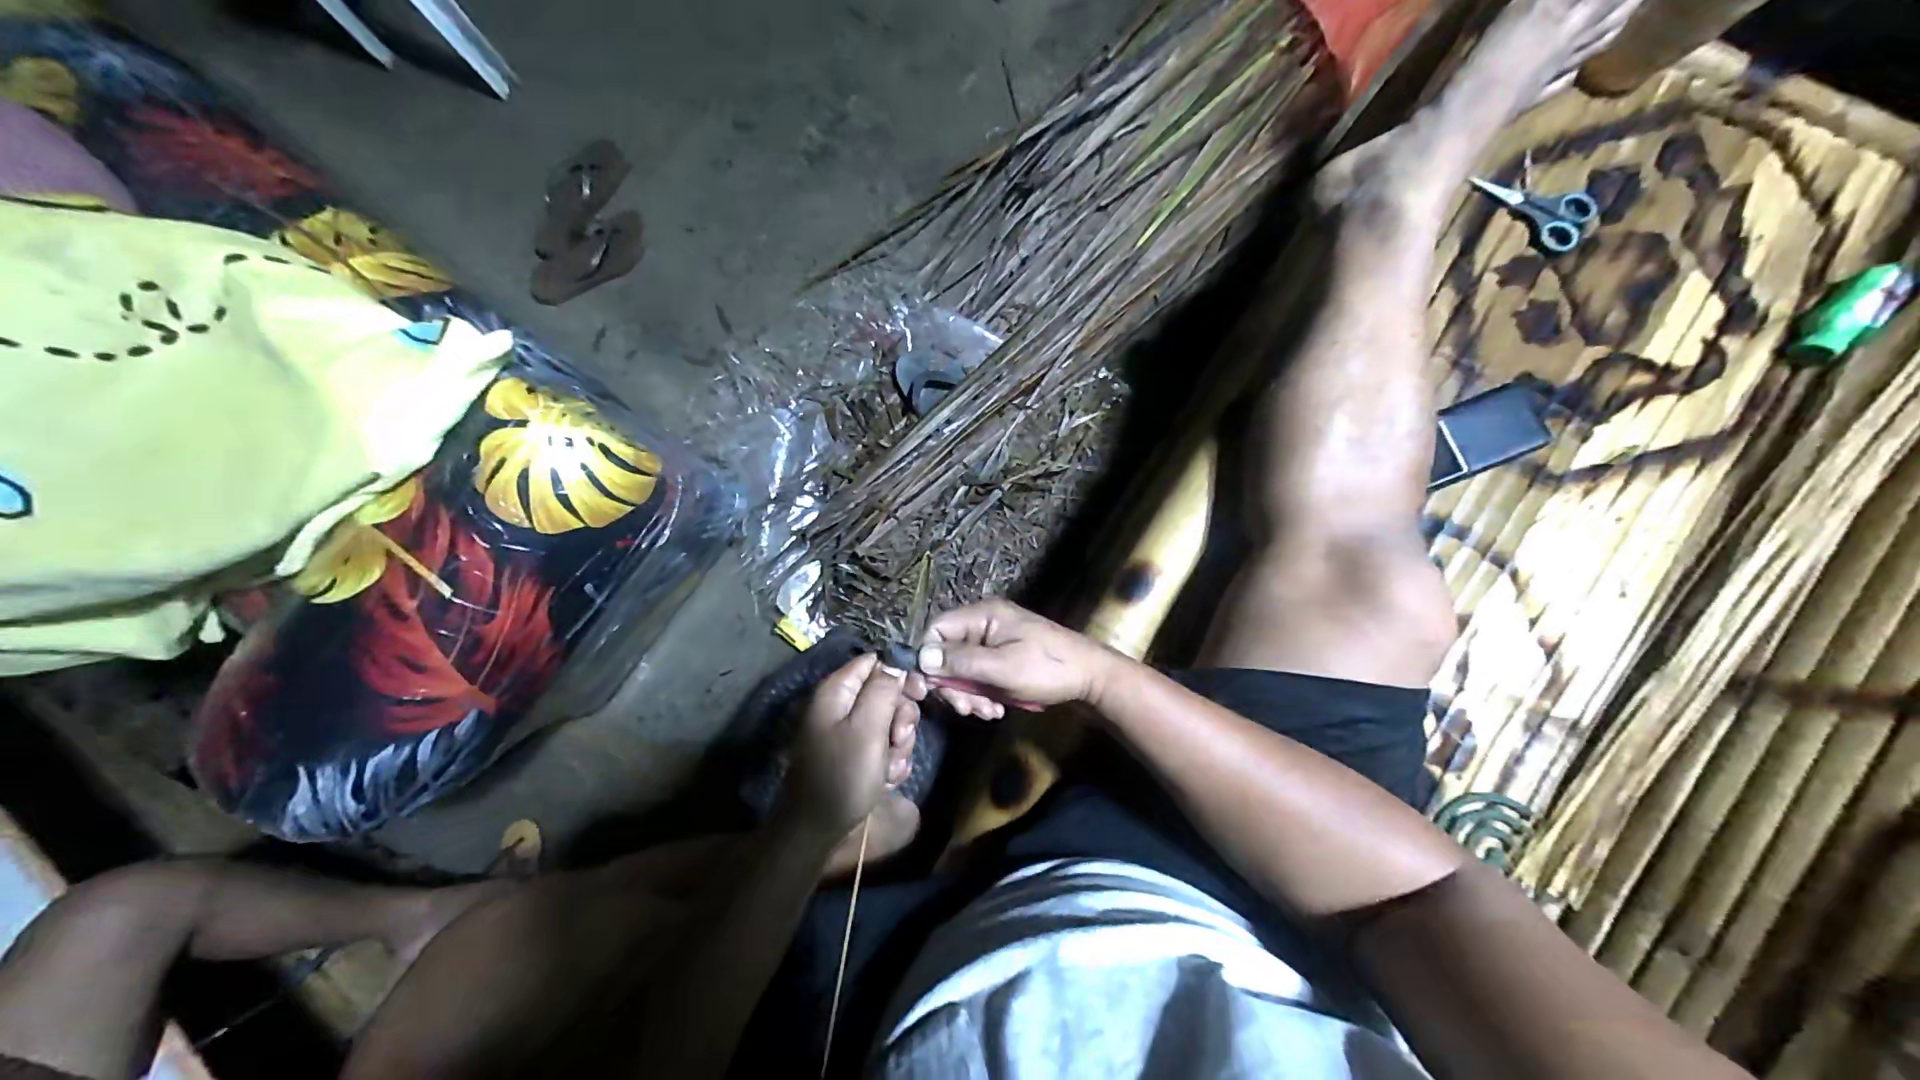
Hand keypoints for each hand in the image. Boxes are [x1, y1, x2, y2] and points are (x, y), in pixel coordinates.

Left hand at [779, 654, 922, 837]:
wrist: (817, 830)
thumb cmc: (843, 775)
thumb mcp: (868, 728)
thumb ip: (883, 690)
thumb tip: (895, 662)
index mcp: (836, 692)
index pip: (874, 662)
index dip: (900, 673)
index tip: (920, 692)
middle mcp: (840, 707)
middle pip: (886, 694)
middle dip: (900, 718)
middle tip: (899, 739)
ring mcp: (847, 733)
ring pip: (889, 723)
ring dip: (897, 745)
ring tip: (889, 769)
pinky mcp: (855, 756)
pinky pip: (883, 747)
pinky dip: (889, 762)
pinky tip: (886, 780)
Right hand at [917, 599, 1125, 717]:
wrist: (1092, 677)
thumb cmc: (1047, 668)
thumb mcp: (1001, 668)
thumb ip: (960, 662)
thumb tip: (921, 658)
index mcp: (983, 615)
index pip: (936, 629)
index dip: (929, 659)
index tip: (931, 688)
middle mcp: (985, 623)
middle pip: (947, 653)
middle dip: (953, 685)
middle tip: (967, 710)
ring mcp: (995, 640)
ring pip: (962, 669)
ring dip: (969, 695)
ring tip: (987, 713)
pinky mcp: (1003, 657)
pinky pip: (979, 675)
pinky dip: (982, 694)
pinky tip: (996, 710)